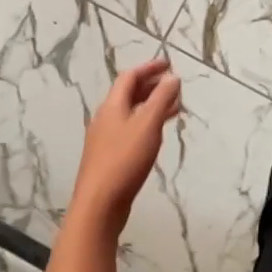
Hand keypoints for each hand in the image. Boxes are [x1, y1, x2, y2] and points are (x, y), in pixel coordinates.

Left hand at [70, 59, 181, 230]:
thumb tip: (172, 77)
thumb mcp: (148, 125)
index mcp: (112, 106)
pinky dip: (146, 123)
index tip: (169, 64)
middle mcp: (105, 118)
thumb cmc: (124, 160)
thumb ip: (162, 99)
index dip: (149, 67)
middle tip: (174, 85)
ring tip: (174, 108)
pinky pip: (130, 130)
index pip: (130, 77)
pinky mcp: (108, 157)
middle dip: (152, 86)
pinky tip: (157, 134)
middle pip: (129, 94)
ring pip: (131, 113)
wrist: (98, 206)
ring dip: (151, 105)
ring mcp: (104, 139)